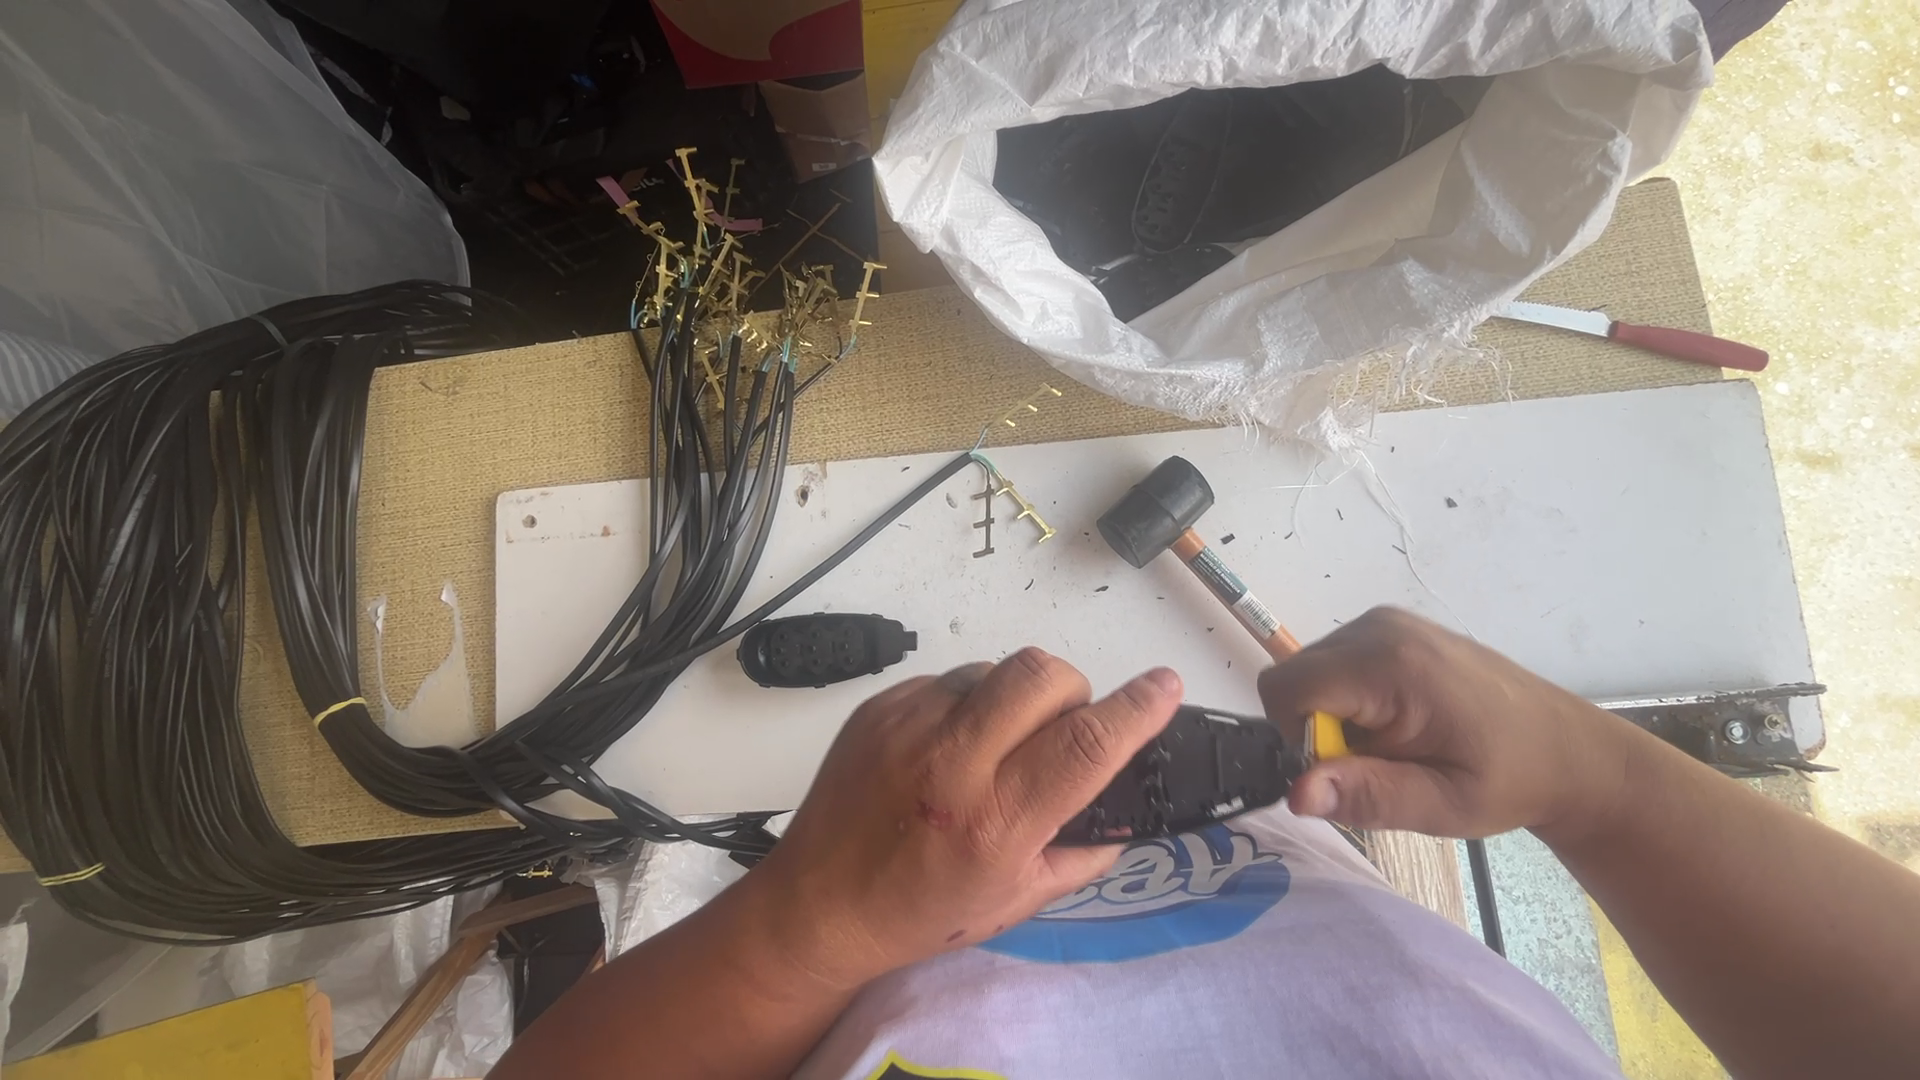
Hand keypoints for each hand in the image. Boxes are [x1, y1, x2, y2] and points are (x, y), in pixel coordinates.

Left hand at [746, 649, 1182, 989]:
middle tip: (1062, 724)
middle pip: (1040, 675)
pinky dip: (964, 704)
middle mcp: (953, 760)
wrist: (816, 904)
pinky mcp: (881, 705)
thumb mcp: (1015, 900)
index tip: (1165, 684)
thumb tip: (1122, 810)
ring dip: (1014, 697)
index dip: (1136, 709)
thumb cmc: (920, 912)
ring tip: (993, 743)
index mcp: (995, 820)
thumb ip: (1079, 853)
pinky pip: (946, 681)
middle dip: (1071, 688)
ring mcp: (909, 724)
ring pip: (993, 670)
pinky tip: (946, 745)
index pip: (1084, 745)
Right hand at [1257, 607, 1630, 841]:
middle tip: (1374, 762)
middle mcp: (1376, 628)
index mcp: (1389, 666)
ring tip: (1388, 742)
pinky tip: (1391, 717)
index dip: (1298, 738)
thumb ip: (1369, 796)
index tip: (1346, 769)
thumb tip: (1296, 793)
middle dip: (1314, 728)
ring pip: (1307, 670)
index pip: (1286, 690)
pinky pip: (1330, 660)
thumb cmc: (1511, 781)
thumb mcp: (1445, 805)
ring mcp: (1381, 620)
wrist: (1570, 748)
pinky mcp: (1385, 624)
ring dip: (1328, 713)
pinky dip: (1343, 695)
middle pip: (1293, 679)